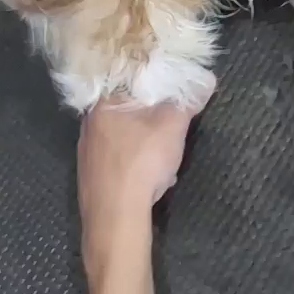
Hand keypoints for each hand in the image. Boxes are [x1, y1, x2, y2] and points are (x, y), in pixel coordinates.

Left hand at [78, 95, 207, 279]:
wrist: (115, 214)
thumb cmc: (142, 161)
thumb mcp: (173, 125)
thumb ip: (188, 100)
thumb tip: (206, 80)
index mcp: (103, 103)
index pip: (129, 82)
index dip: (154, 86)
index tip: (171, 96)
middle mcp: (89, 124)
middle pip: (128, 112)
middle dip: (153, 121)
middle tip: (172, 130)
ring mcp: (87, 152)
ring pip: (125, 138)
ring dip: (147, 146)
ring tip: (165, 160)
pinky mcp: (90, 176)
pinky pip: (119, 161)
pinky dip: (136, 165)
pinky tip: (151, 180)